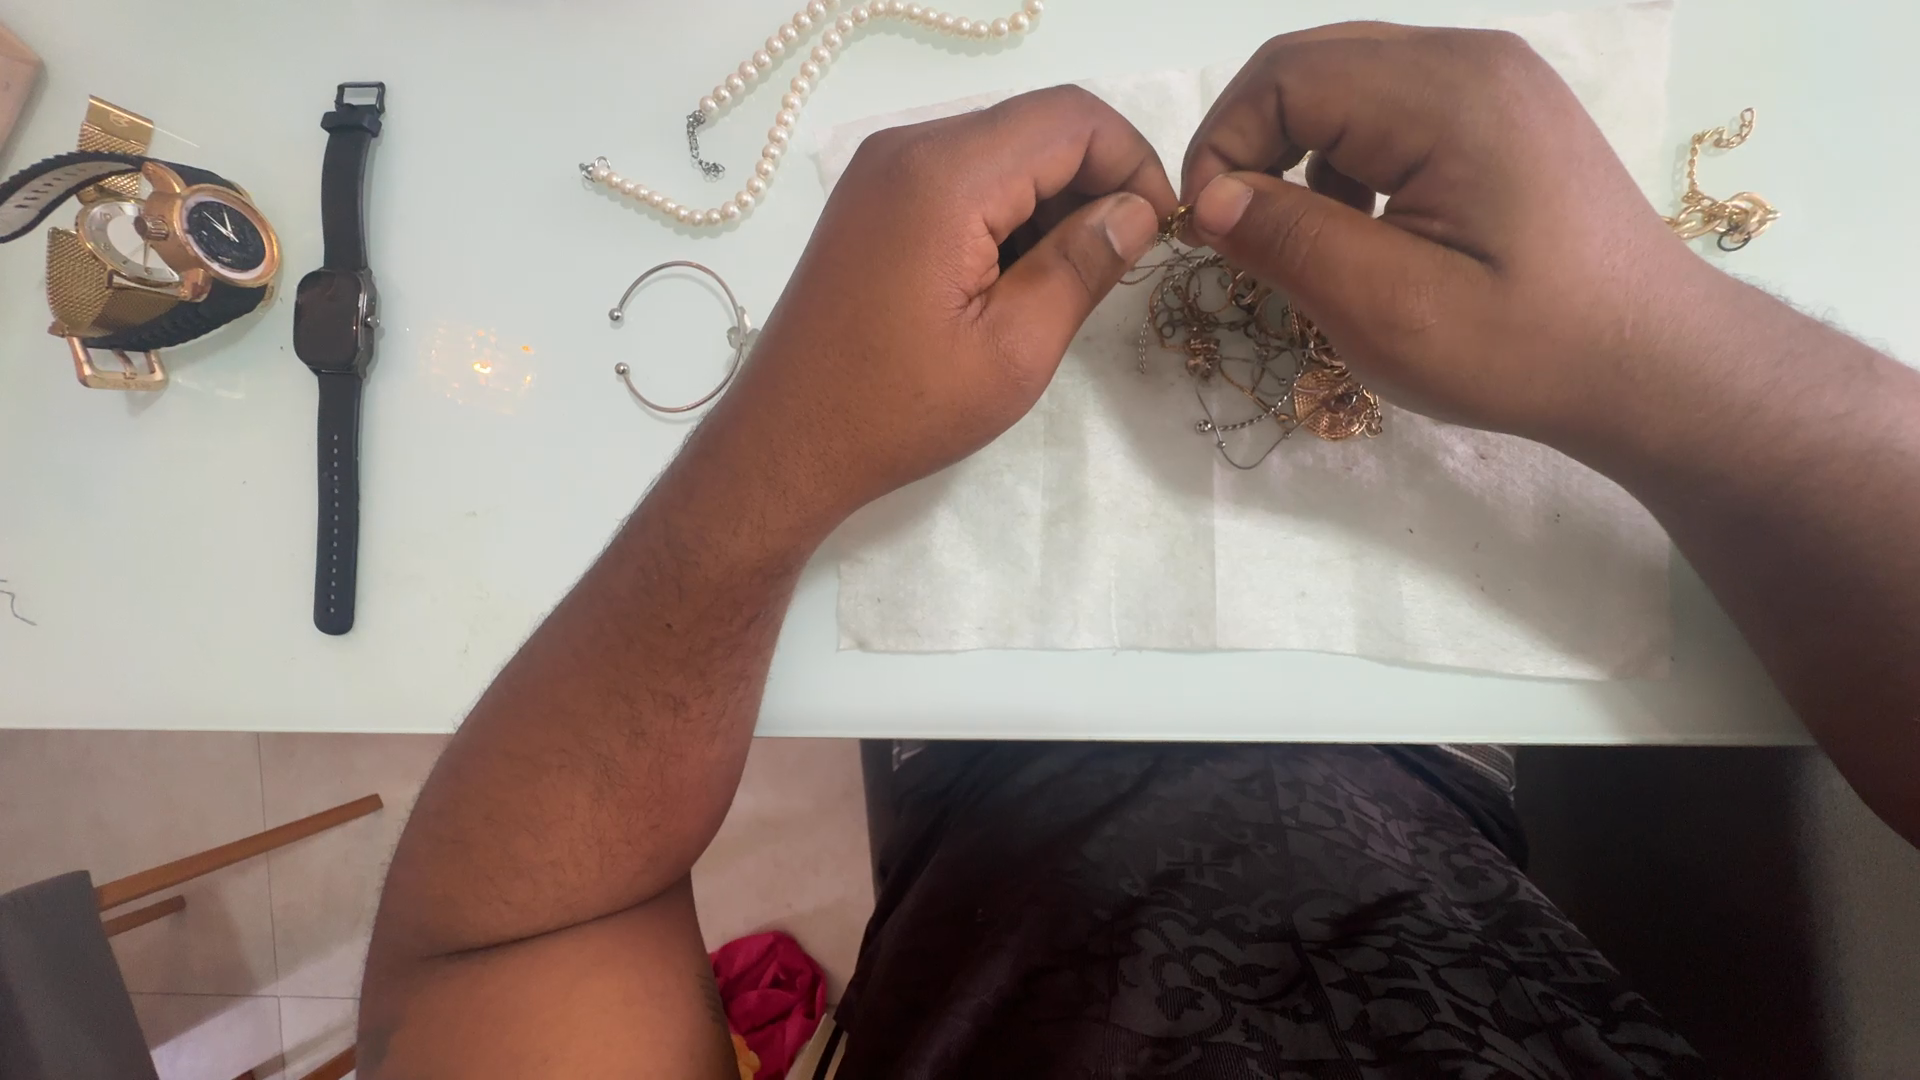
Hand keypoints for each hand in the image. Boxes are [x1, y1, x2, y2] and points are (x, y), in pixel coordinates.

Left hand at [691, 85, 1175, 535]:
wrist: (787, 444)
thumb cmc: (899, 412)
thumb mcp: (1012, 352)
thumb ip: (1081, 267)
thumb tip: (1135, 211)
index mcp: (944, 176)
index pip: (1071, 118)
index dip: (1132, 162)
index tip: (1157, 231)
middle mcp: (905, 150)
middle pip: (1032, 129)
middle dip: (1092, 185)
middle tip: (1114, 266)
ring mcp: (878, 177)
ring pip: (996, 158)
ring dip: (1045, 207)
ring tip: (1060, 286)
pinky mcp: (868, 209)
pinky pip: (956, 187)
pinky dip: (1000, 220)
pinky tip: (1007, 283)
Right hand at [1180, 23, 1729, 440]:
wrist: (1645, 364)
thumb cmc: (1517, 348)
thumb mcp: (1384, 307)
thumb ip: (1288, 240)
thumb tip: (1208, 198)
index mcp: (1445, 96)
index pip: (1285, 76)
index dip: (1222, 146)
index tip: (1206, 231)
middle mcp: (1468, 63)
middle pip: (1309, 66)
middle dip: (1245, 146)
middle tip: (1229, 232)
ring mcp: (1486, 87)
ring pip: (1340, 88)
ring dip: (1289, 159)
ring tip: (1294, 238)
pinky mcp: (1490, 122)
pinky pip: (1380, 116)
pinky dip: (1336, 167)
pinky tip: (1354, 228)